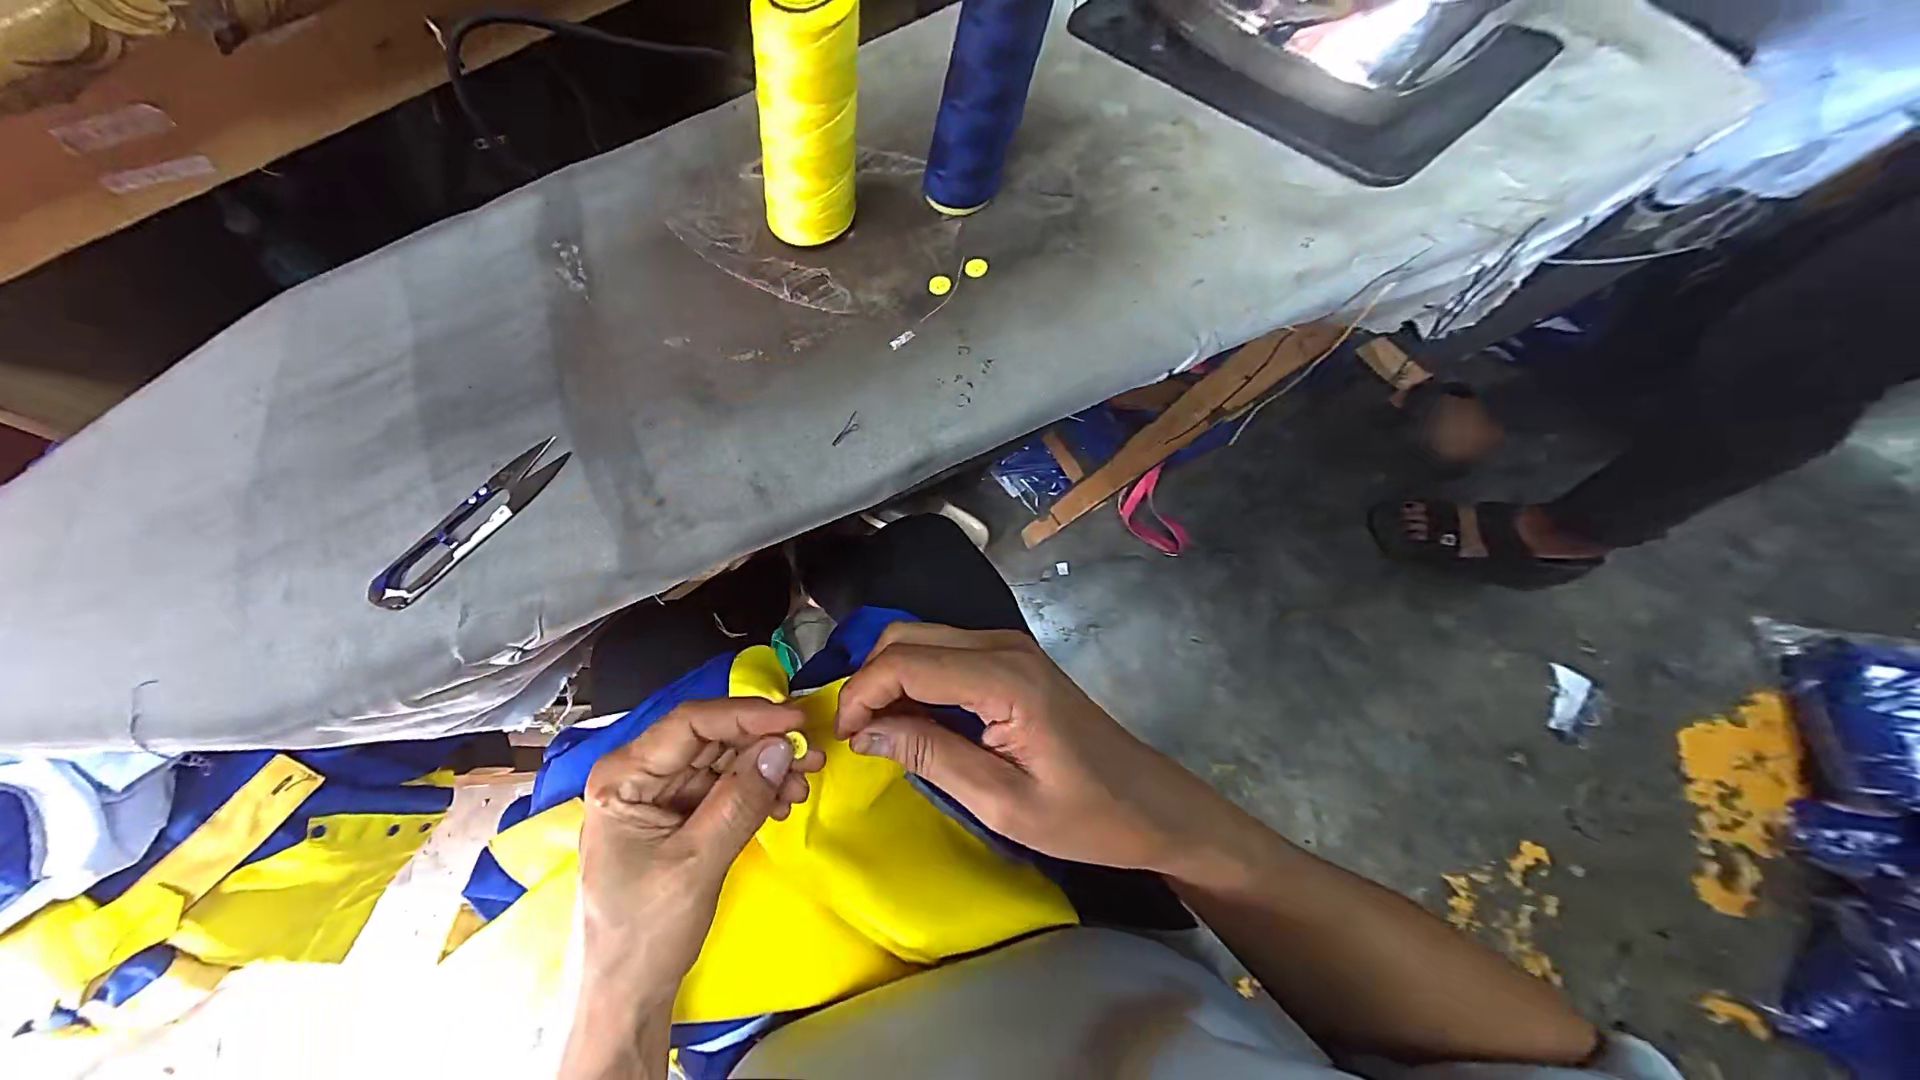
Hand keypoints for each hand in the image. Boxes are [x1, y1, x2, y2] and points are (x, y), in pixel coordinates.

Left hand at [572, 697, 824, 1008]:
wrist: (627, 995)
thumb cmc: (643, 934)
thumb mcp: (695, 864)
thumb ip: (739, 801)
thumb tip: (781, 749)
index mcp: (624, 777)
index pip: (691, 723)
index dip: (746, 715)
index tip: (794, 721)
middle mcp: (642, 774)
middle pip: (713, 738)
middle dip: (764, 743)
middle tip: (810, 753)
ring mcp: (664, 793)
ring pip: (727, 759)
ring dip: (768, 767)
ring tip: (804, 782)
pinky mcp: (684, 813)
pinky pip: (729, 785)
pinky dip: (760, 789)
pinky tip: (783, 802)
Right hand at [834, 623, 1224, 873]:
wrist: (1152, 803)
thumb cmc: (1086, 816)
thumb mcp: (1002, 802)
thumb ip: (931, 755)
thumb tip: (865, 730)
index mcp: (1004, 678)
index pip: (905, 661)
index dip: (861, 694)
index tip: (844, 739)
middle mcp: (1004, 646)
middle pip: (907, 637)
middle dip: (869, 681)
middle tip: (859, 736)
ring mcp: (1010, 648)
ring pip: (922, 640)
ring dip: (890, 679)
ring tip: (882, 733)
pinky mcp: (1012, 659)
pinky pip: (946, 654)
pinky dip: (916, 679)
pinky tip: (916, 720)